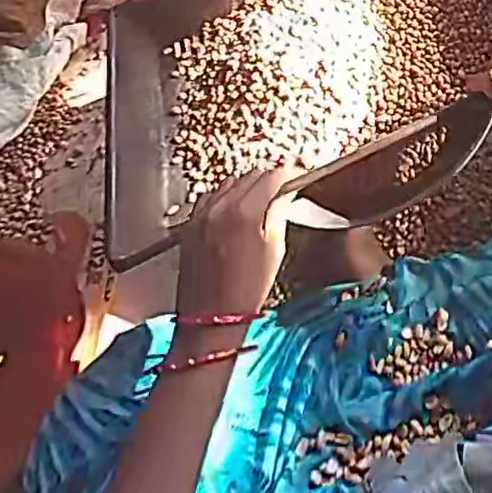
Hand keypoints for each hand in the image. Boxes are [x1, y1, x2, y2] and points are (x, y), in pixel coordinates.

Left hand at [175, 167, 302, 319]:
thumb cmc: (248, 289)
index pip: (273, 176)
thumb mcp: (275, 248)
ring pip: (231, 182)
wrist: (209, 318)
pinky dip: (227, 195)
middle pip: (252, 175)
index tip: (299, 176)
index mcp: (245, 211)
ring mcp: (202, 214)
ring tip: (261, 199)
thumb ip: (279, 213)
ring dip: (248, 184)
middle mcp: (220, 206)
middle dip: (271, 178)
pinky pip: (213, 196)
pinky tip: (237, 208)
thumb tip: (285, 194)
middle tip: (284, 189)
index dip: (291, 173)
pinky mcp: (191, 223)